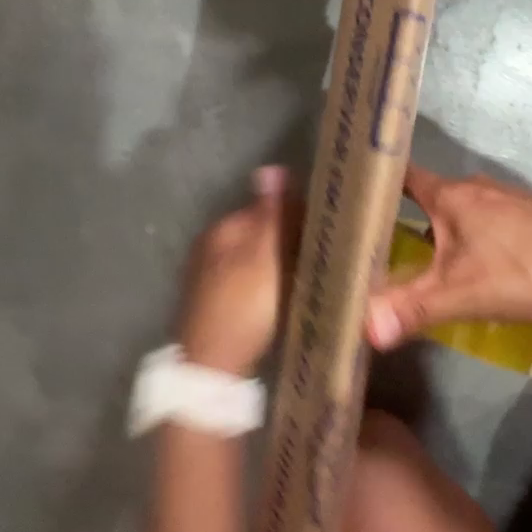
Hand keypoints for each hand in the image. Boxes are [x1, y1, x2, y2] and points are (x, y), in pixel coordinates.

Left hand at [176, 165, 301, 375]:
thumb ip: (271, 214)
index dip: (294, 215)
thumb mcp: (264, 255)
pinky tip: (281, 300)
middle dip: (284, 240)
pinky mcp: (212, 304)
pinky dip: (265, 286)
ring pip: (252, 259)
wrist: (212, 364)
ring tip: (306, 277)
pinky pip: (246, 283)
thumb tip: (273, 167)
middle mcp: (209, 246)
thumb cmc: (243, 304)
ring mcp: (207, 276)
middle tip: (320, 255)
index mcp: (221, 229)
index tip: (324, 228)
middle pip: (256, 234)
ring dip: (275, 264)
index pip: (263, 208)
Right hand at [366, 167, 531, 348]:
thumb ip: (410, 309)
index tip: (356, 189)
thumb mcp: (459, 296)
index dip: (379, 180)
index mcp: (450, 196)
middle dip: (410, 214)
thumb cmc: (522, 274)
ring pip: (465, 210)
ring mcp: (511, 200)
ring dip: (447, 228)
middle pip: (433, 196)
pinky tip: (483, 265)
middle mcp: (477, 188)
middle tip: (384, 238)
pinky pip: (493, 220)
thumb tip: (364, 329)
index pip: (404, 175)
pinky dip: (478, 235)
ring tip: (429, 256)